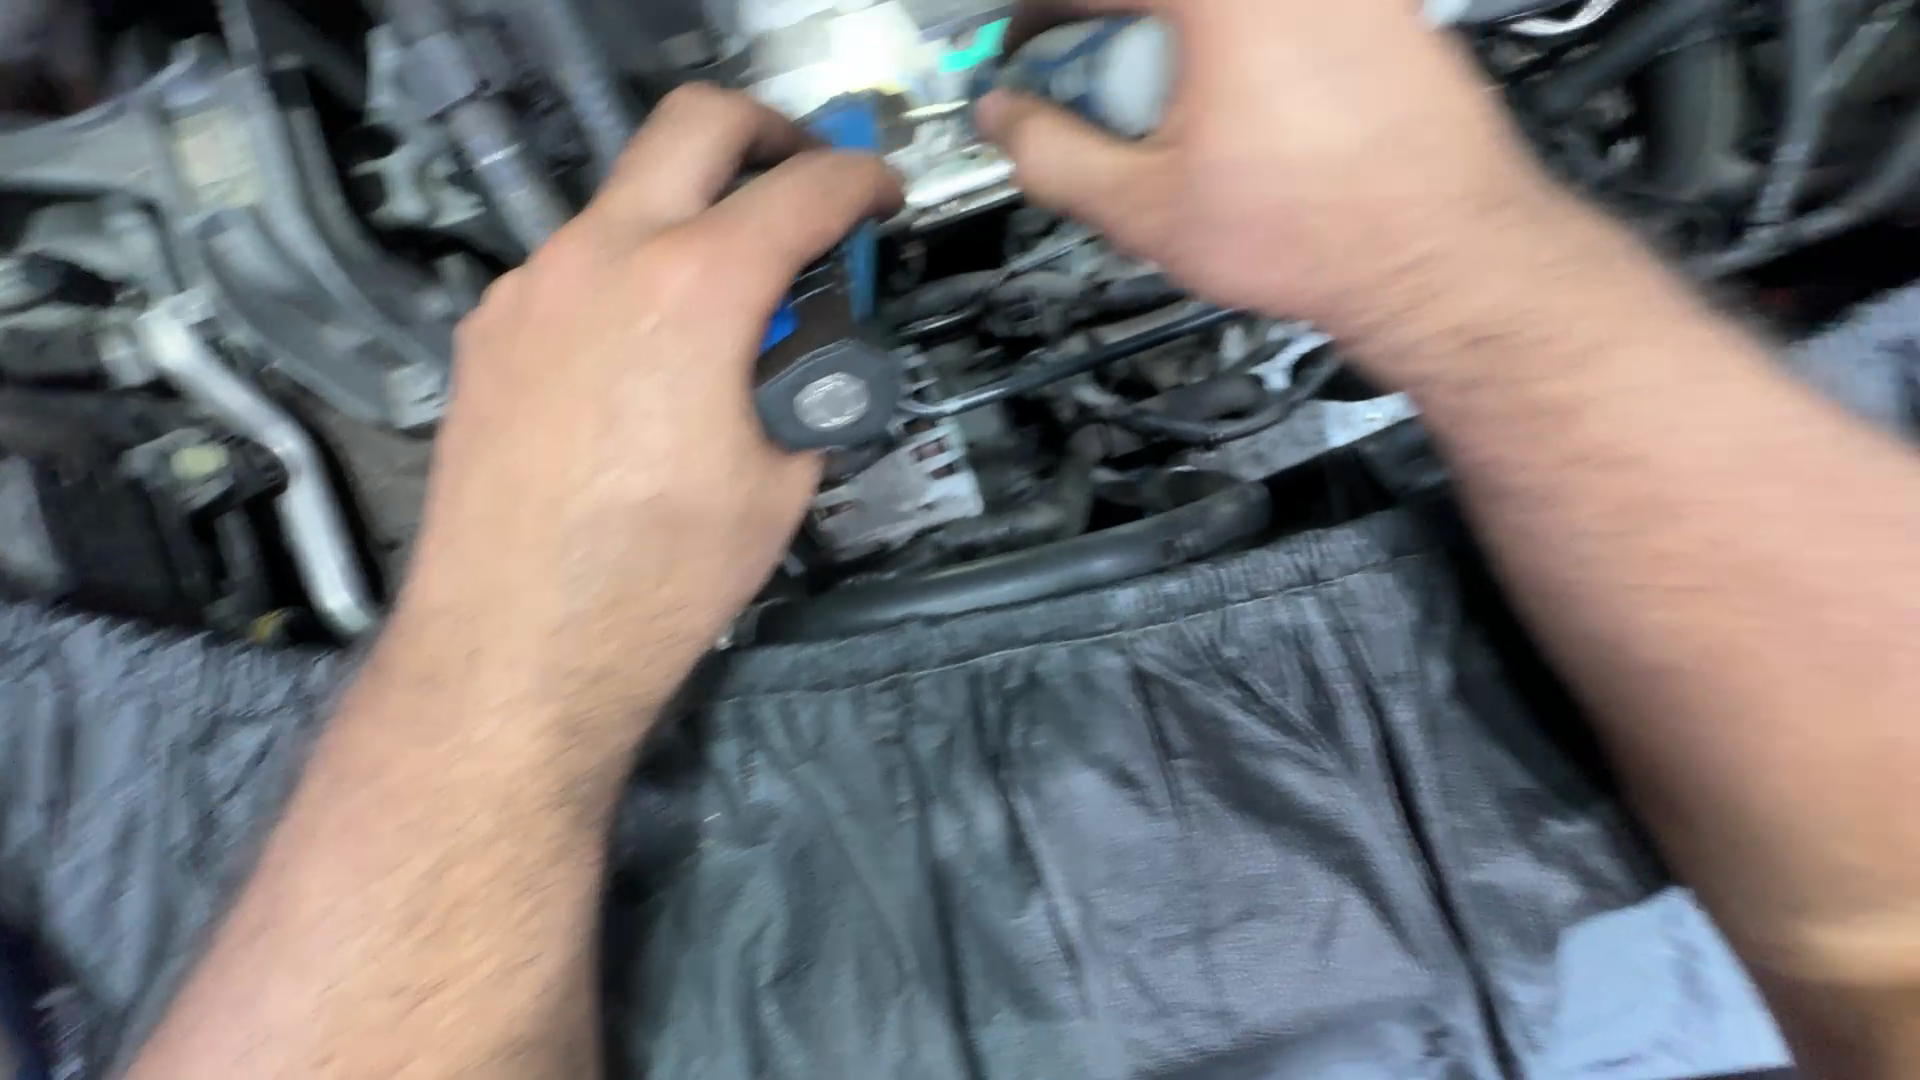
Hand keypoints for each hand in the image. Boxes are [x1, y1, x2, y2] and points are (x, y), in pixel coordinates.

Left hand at [388, 85, 900, 726]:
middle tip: (810, 184)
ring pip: (628, 198)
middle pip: (695, 125)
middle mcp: (601, 258)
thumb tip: (806, 361)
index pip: (801, 193)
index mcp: (693, 291)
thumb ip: (805, 391)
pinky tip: (650, 355)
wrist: (522, 644)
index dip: (860, 182)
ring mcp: (531, 287)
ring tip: (732, 300)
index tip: (881, 193)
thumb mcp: (781, 481)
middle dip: (772, 136)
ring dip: (694, 217)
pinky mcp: (490, 330)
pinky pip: (578, 267)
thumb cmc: (669, 573)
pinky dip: (634, 275)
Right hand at [978, 0, 1573, 359]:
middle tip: (1083, 90)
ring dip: (1159, 47)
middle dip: (1103, 37)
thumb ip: (1053, 156)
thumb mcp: (1144, 210)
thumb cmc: (1314, 230)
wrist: (1433, 253)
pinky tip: (1222, 109)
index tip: (1016, 54)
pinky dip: (1216, 45)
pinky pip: (1261, 13)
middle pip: (1151, 2)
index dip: (1034, 20)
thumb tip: (1007, 121)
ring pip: (1203, 12)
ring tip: (1160, 115)